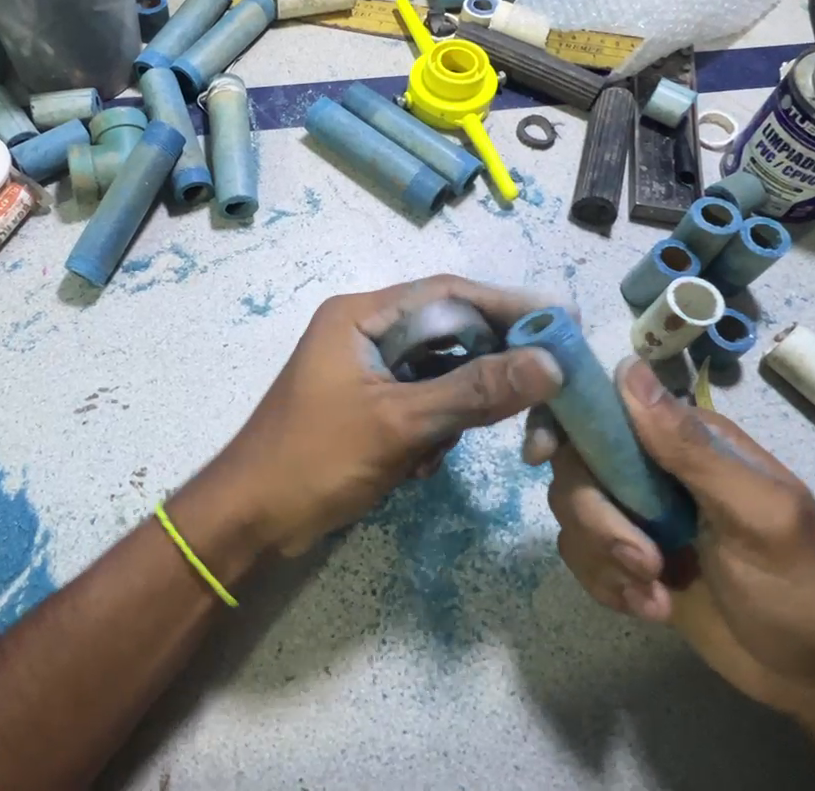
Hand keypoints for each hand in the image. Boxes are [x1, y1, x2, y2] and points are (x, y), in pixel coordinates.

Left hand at [202, 275, 565, 556]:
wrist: (251, 519)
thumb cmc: (314, 460)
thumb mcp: (399, 424)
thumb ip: (474, 392)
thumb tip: (550, 364)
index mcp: (361, 316)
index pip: (449, 293)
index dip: (508, 305)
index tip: (563, 322)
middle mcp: (366, 333)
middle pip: (449, 334)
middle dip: (487, 371)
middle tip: (541, 394)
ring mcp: (367, 371)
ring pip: (440, 375)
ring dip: (455, 412)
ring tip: (441, 449)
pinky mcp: (370, 406)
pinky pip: (423, 405)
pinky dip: (433, 432)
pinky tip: (417, 466)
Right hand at [529, 356, 814, 716]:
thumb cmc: (801, 587)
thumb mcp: (757, 514)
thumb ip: (690, 447)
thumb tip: (627, 367)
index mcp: (685, 439)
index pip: (606, 405)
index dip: (564, 419)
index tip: (542, 453)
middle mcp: (651, 468)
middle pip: (576, 466)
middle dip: (598, 518)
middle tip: (645, 561)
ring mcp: (636, 514)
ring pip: (572, 512)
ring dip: (605, 558)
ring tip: (657, 592)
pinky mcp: (626, 558)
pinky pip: (580, 555)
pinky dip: (607, 585)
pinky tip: (652, 607)